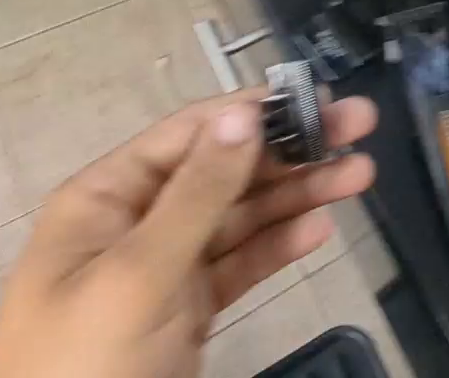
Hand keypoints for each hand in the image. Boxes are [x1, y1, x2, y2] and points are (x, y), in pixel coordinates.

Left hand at [0, 91, 378, 377]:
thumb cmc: (86, 367)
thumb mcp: (138, 277)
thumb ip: (198, 193)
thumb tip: (244, 113)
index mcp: (106, 200)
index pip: (192, 133)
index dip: (257, 111)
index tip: (322, 97)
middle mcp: (137, 221)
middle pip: (228, 169)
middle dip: (293, 149)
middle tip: (362, 124)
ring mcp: (165, 266)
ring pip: (244, 214)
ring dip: (301, 193)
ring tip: (363, 174)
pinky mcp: (189, 308)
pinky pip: (243, 261)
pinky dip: (281, 245)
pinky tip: (322, 229)